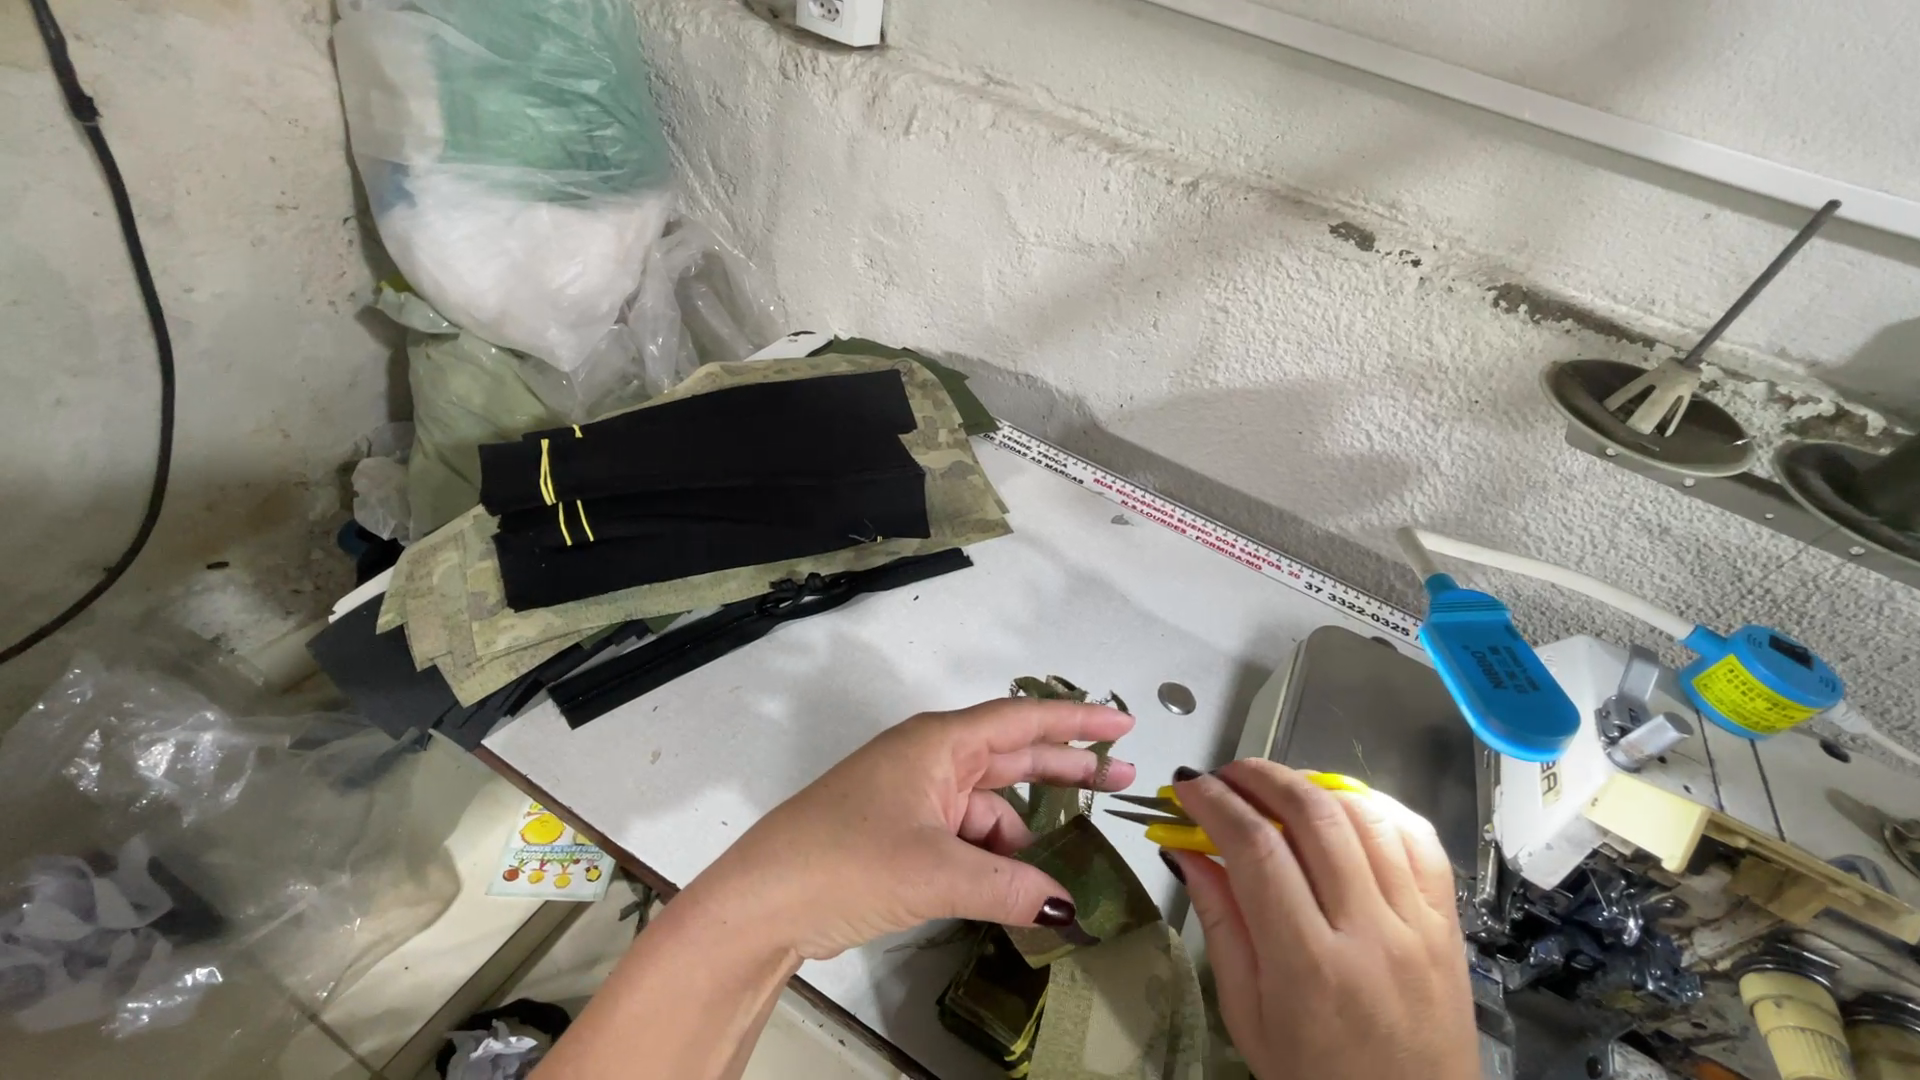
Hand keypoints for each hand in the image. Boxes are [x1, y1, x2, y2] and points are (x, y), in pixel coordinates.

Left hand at [677, 698, 1136, 961]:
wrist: (763, 900)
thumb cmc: (846, 860)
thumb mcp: (935, 872)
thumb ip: (1009, 887)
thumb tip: (1067, 908)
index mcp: (938, 743)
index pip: (1021, 719)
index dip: (1076, 720)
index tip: (1122, 724)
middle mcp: (930, 759)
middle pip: (1013, 756)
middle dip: (1067, 768)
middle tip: (1122, 777)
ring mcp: (916, 796)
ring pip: (989, 806)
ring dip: (1021, 837)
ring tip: (1050, 876)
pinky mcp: (904, 831)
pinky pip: (966, 837)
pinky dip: (991, 859)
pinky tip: (1008, 891)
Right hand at [1167, 761, 1478, 1079]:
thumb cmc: (1314, 1078)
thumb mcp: (1246, 1013)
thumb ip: (1220, 922)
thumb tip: (1184, 850)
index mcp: (1309, 965)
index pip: (1256, 850)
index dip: (1215, 803)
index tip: (1186, 785)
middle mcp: (1370, 932)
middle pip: (1313, 815)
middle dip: (1258, 777)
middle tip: (1224, 775)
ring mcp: (1418, 923)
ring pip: (1364, 814)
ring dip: (1309, 784)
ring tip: (1274, 789)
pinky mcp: (1449, 922)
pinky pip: (1418, 838)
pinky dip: (1374, 805)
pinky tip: (1339, 808)